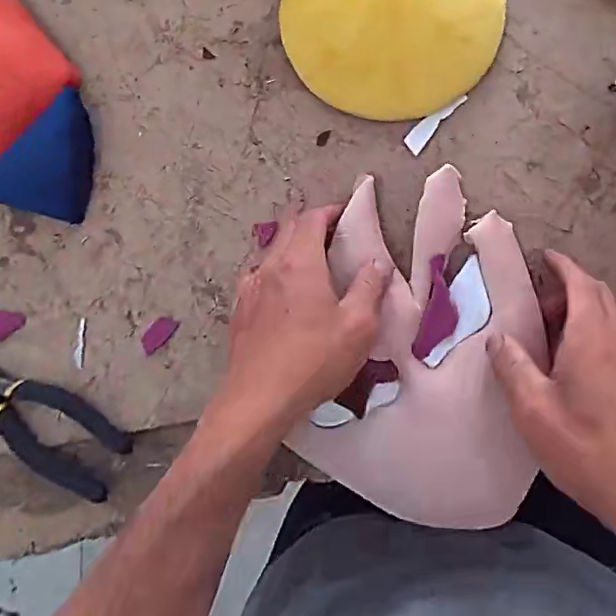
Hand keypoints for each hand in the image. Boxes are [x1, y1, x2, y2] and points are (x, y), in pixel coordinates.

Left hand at [199, 204, 389, 454]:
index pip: (312, 219)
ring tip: (309, 255)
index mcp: (299, 263)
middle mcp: (269, 268)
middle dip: (310, 221)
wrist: (256, 405)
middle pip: (287, 228)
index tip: (348, 212)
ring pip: (269, 251)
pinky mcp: (239, 314)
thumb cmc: (313, 361)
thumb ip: (369, 287)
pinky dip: (273, 268)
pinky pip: (257, 275)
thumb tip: (376, 262)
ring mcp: (249, 290)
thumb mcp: (358, 325)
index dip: (330, 210)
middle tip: (333, 228)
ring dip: (289, 243)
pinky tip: (281, 288)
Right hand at [487, 250, 615, 539]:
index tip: (545, 257)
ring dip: (585, 314)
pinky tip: (584, 371)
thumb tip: (498, 337)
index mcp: (593, 335)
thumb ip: (514, 368)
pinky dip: (600, 336)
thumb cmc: (587, 451)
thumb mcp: (535, 413)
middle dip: (571, 287)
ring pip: (612, 320)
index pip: (580, 282)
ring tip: (555, 339)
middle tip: (541, 303)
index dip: (562, 265)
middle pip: (599, 295)